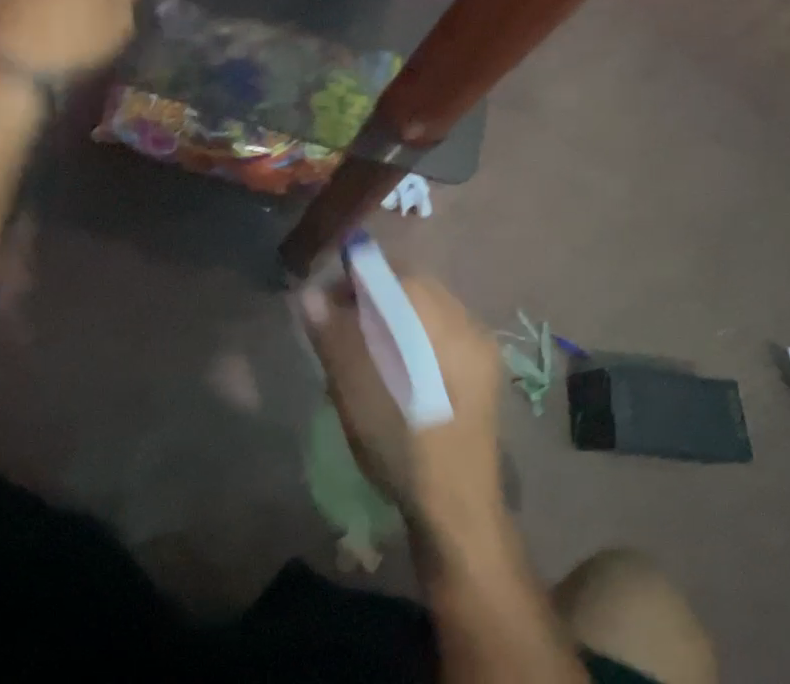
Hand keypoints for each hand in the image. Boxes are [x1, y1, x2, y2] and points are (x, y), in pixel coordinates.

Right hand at [297, 269, 504, 534]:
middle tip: (336, 323)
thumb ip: (335, 340)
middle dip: (372, 294)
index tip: (327, 299)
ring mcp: (481, 351)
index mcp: (448, 330)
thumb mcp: (358, 397)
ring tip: (359, 346)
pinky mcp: (480, 373)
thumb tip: (309, 293)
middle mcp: (472, 329)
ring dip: (389, 313)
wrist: (458, 514)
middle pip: (415, 287)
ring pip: (426, 308)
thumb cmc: (405, 453)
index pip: (399, 275)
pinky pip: (438, 331)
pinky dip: (408, 332)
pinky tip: (390, 365)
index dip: (358, 276)